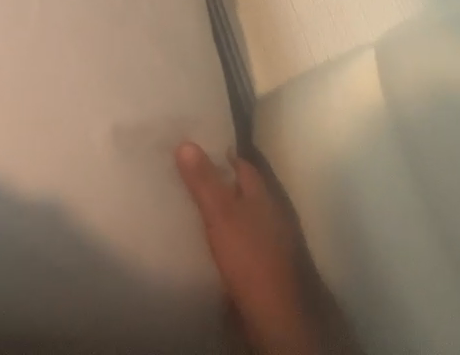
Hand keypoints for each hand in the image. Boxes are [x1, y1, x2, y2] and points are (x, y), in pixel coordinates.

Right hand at [177, 143, 357, 354]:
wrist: (279, 317)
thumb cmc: (251, 257)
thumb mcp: (221, 214)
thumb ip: (204, 180)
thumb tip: (186, 141)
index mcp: (264, 194)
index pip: (241, 161)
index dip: (217, 150)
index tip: (191, 141)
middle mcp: (272, 212)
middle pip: (241, 186)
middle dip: (216, 177)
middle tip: (181, 167)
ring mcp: (271, 239)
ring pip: (240, 211)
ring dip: (219, 204)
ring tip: (185, 197)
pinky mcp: (264, 263)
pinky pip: (239, 235)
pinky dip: (222, 230)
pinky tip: (203, 233)